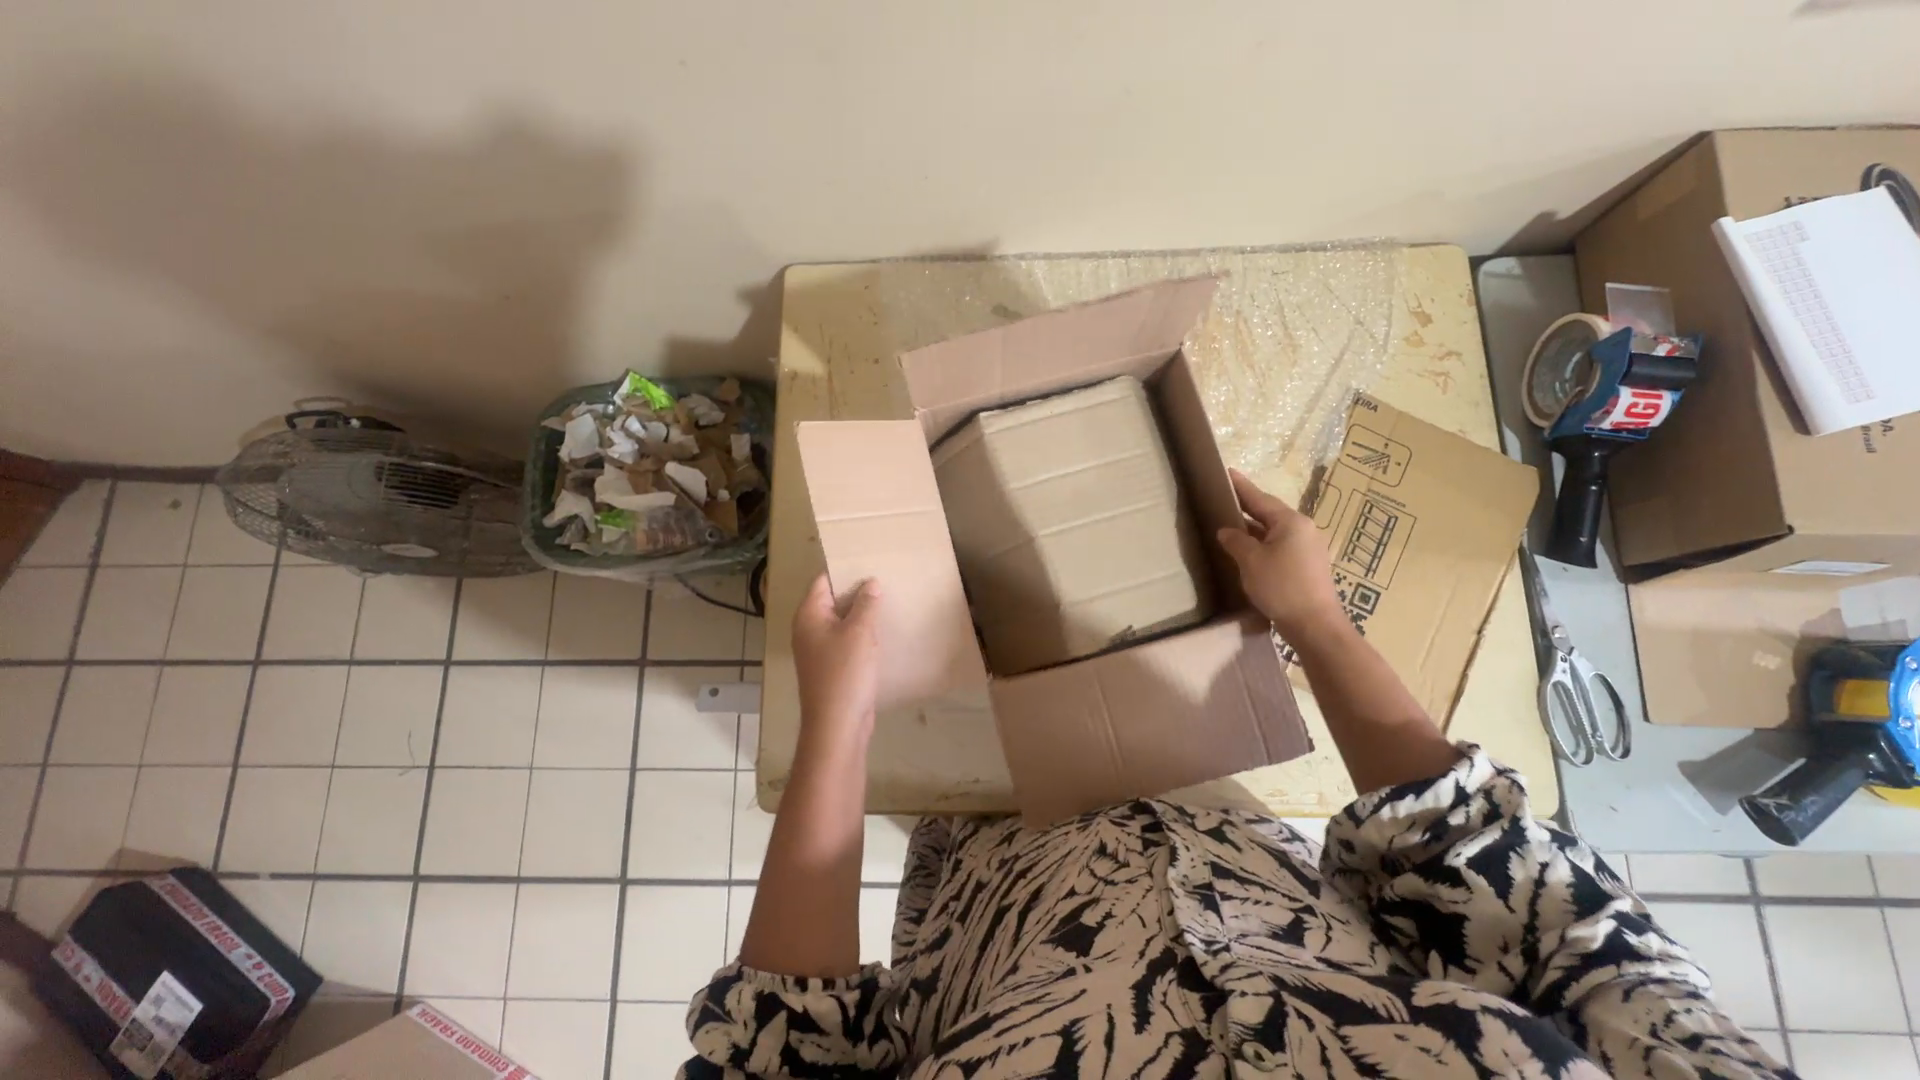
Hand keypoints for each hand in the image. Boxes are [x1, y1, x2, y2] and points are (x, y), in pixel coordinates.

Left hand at [791, 574, 882, 741]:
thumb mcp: (859, 632)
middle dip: (858, 592)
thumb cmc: (844, 673)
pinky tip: (884, 633)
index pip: (823, 581)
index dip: (845, 570)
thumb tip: (871, 583)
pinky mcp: (832, 667)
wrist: (837, 725)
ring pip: (842, 622)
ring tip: (889, 602)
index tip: (870, 562)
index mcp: (809, 615)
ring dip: (863, 615)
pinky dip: (862, 636)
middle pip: (833, 600)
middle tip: (886, 579)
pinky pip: (847, 642)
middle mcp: (809, 629)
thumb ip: (866, 604)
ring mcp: (819, 650)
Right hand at [1216, 469, 1348, 641]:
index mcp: (1291, 522)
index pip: (1260, 498)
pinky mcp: (1311, 566)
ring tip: (1234, 527)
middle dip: (1248, 509)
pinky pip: (1283, 547)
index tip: (1228, 472)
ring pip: (1277, 532)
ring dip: (1256, 530)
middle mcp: (1305, 529)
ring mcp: (1311, 548)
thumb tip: (1226, 531)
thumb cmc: (1281, 587)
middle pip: (1271, 514)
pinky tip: (1252, 553)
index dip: (1242, 487)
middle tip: (1227, 501)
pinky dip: (1266, 545)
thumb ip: (1236, 541)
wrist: (1314, 624)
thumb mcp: (1251, 561)